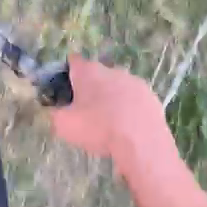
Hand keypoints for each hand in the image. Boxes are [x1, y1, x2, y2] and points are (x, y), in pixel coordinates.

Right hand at [48, 56, 171, 162]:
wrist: (141, 144)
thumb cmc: (98, 128)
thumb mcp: (64, 125)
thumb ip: (55, 114)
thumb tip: (54, 111)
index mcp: (87, 71)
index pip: (73, 61)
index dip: (67, 74)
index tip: (66, 92)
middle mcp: (111, 69)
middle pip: (97, 75)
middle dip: (92, 89)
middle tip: (88, 113)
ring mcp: (134, 81)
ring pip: (118, 87)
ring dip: (113, 99)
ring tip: (111, 125)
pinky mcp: (152, 97)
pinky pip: (135, 100)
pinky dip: (131, 110)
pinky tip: (129, 129)